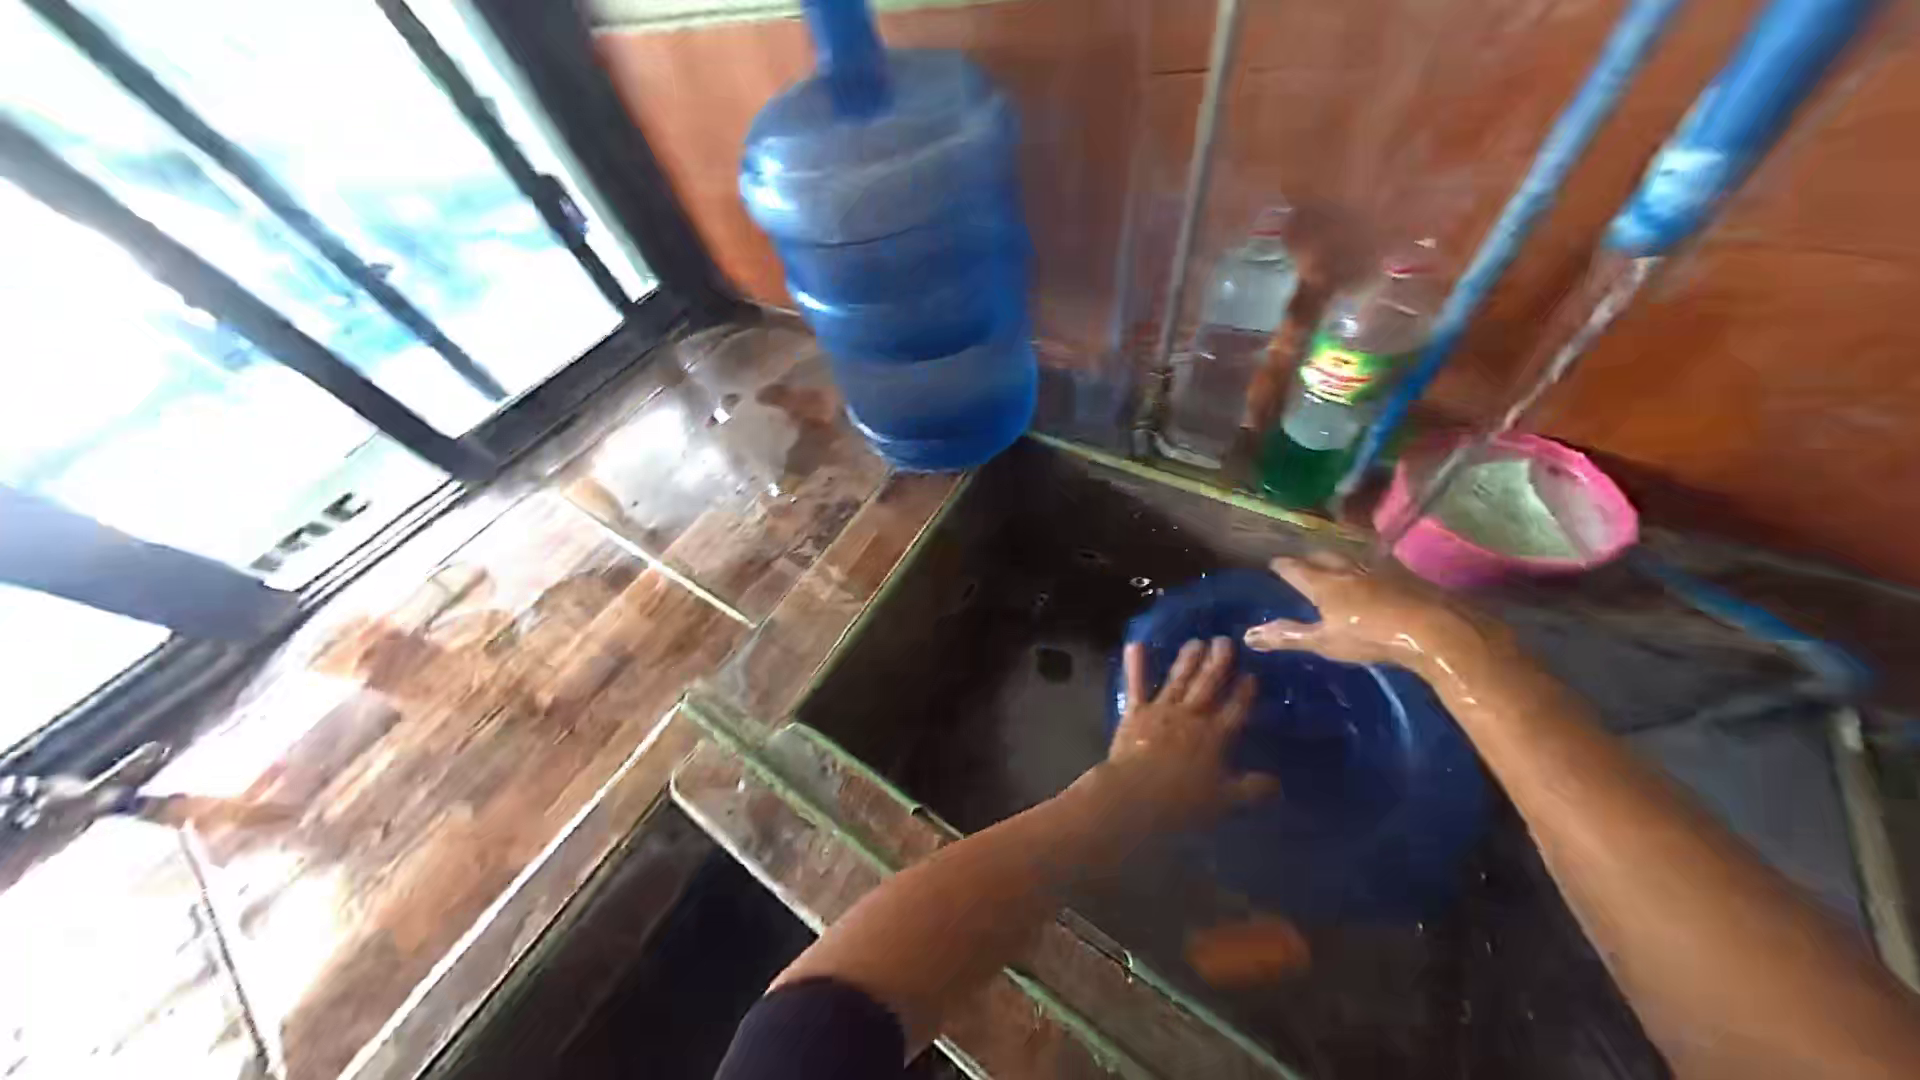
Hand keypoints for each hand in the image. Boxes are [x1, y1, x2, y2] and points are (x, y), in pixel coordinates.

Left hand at [1098, 637, 1276, 828]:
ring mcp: (1162, 710)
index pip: (1236, 708)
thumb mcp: (1225, 801)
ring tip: (1196, 641)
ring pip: (1179, 679)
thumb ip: (1252, 790)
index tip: (1251, 674)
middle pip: (1209, 684)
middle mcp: (1191, 716)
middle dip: (1219, 662)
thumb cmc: (1182, 801)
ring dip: (1188, 659)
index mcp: (1215, 736)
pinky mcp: (1135, 712)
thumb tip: (1278, 784)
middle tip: (1225, 640)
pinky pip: (1136, 684)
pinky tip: (1136, 644)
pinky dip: (1136, 665)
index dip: (1244, 691)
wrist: (1136, 793)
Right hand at [1242, 552, 1506, 675]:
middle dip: (1308, 558)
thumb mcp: (1324, 641)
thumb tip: (1248, 635)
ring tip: (1333, 568)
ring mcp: (1379, 570)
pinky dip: (1364, 570)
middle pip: (1322, 557)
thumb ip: (1288, 636)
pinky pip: (1376, 566)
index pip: (1295, 568)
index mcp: (1324, 583)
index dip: (1282, 565)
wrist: (1436, 629)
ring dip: (1338, 561)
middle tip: (1301, 562)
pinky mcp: (1406, 577)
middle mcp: (1348, 570)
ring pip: (1350, 559)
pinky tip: (1372, 580)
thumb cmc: (1372, 637)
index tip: (1274, 564)